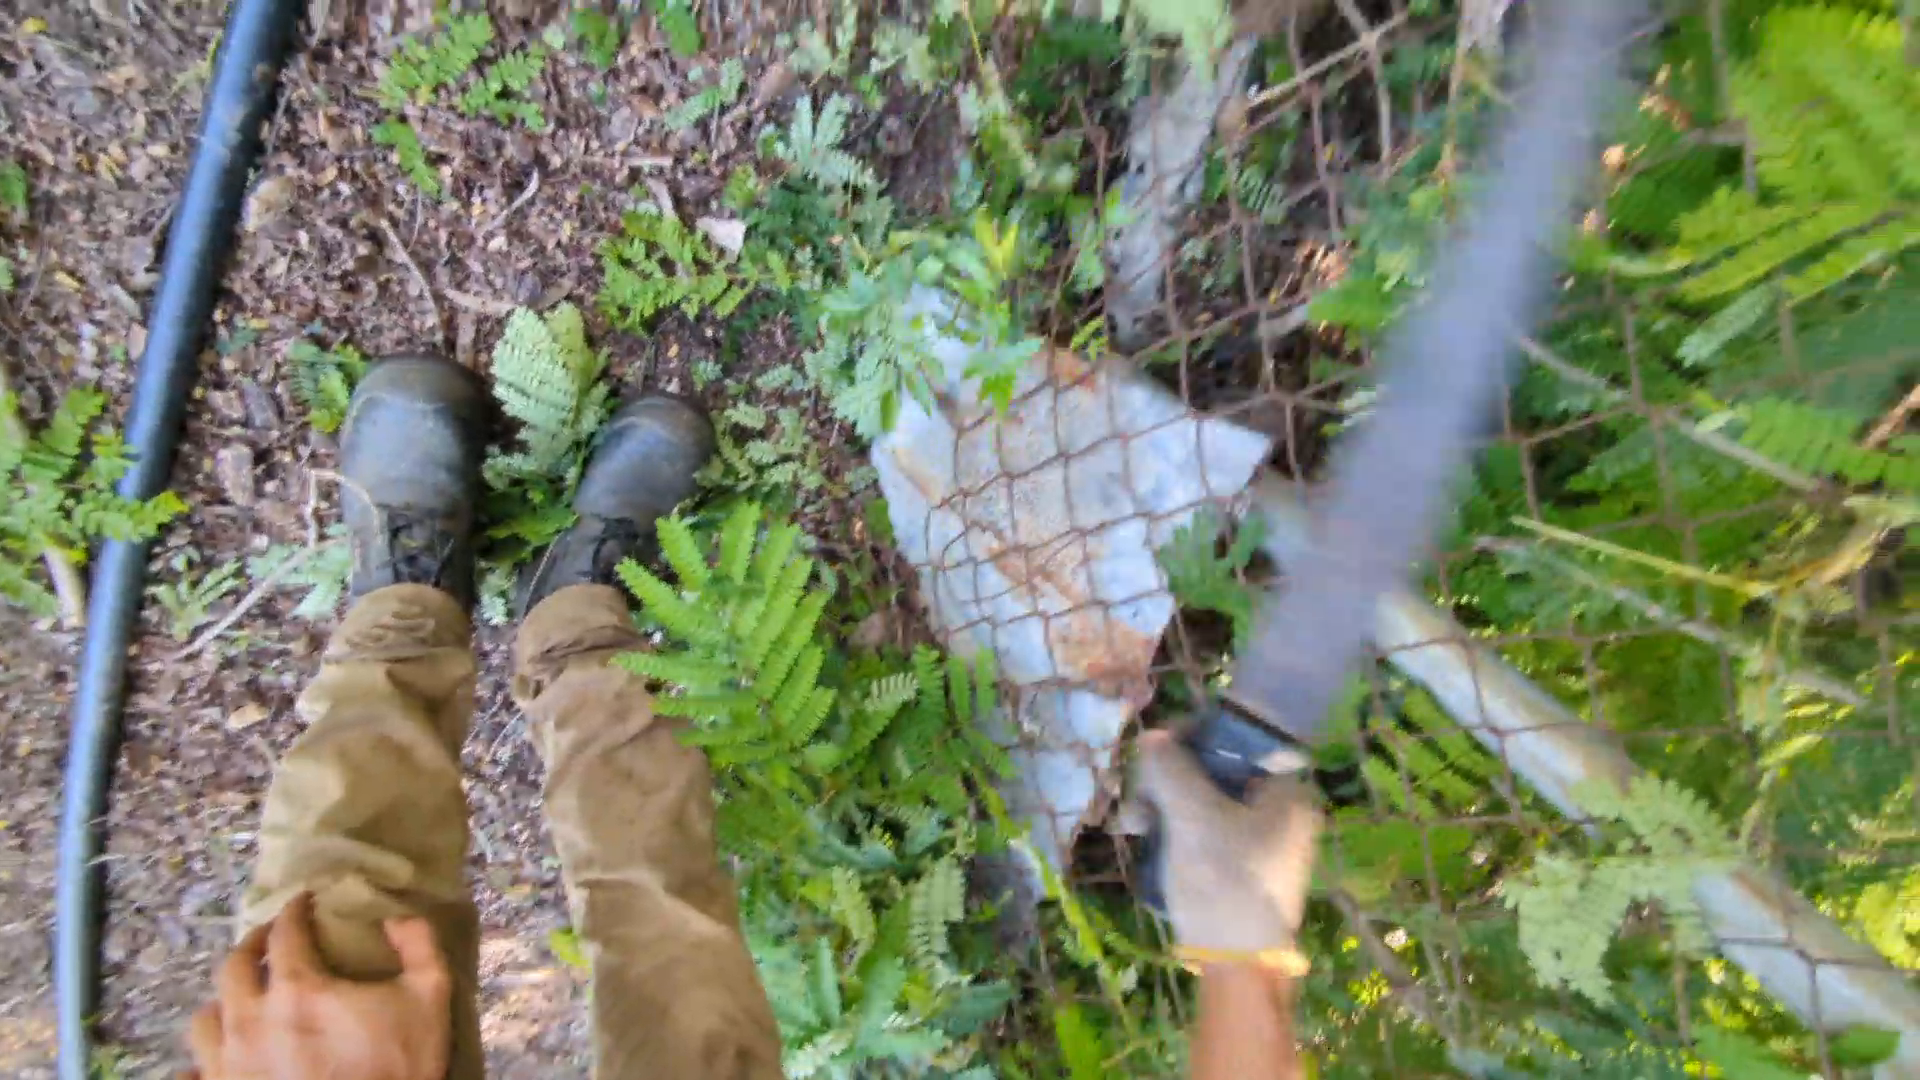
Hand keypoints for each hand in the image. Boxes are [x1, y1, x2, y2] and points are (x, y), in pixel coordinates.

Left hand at [185, 893, 450, 1079]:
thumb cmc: (400, 1058)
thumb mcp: (431, 989)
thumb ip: (417, 942)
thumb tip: (394, 917)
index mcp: (301, 991)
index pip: (284, 935)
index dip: (294, 911)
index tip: (304, 900)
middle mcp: (251, 1024)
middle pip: (231, 970)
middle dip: (253, 943)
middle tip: (271, 935)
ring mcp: (226, 1068)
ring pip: (203, 1019)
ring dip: (226, 997)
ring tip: (248, 993)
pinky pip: (190, 1073)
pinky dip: (203, 1056)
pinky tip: (224, 1052)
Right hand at [1130, 730, 1321, 953]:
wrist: (1234, 965)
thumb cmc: (1224, 880)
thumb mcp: (1193, 815)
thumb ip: (1170, 766)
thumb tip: (1151, 735)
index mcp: (1285, 790)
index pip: (1239, 737)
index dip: (1195, 732)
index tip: (1158, 743)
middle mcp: (1276, 807)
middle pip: (1213, 765)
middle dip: (1168, 774)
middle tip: (1137, 788)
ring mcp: (1255, 834)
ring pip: (1199, 793)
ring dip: (1160, 799)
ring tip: (1132, 821)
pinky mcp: (1234, 858)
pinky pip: (1198, 821)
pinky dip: (1169, 821)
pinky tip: (1139, 831)